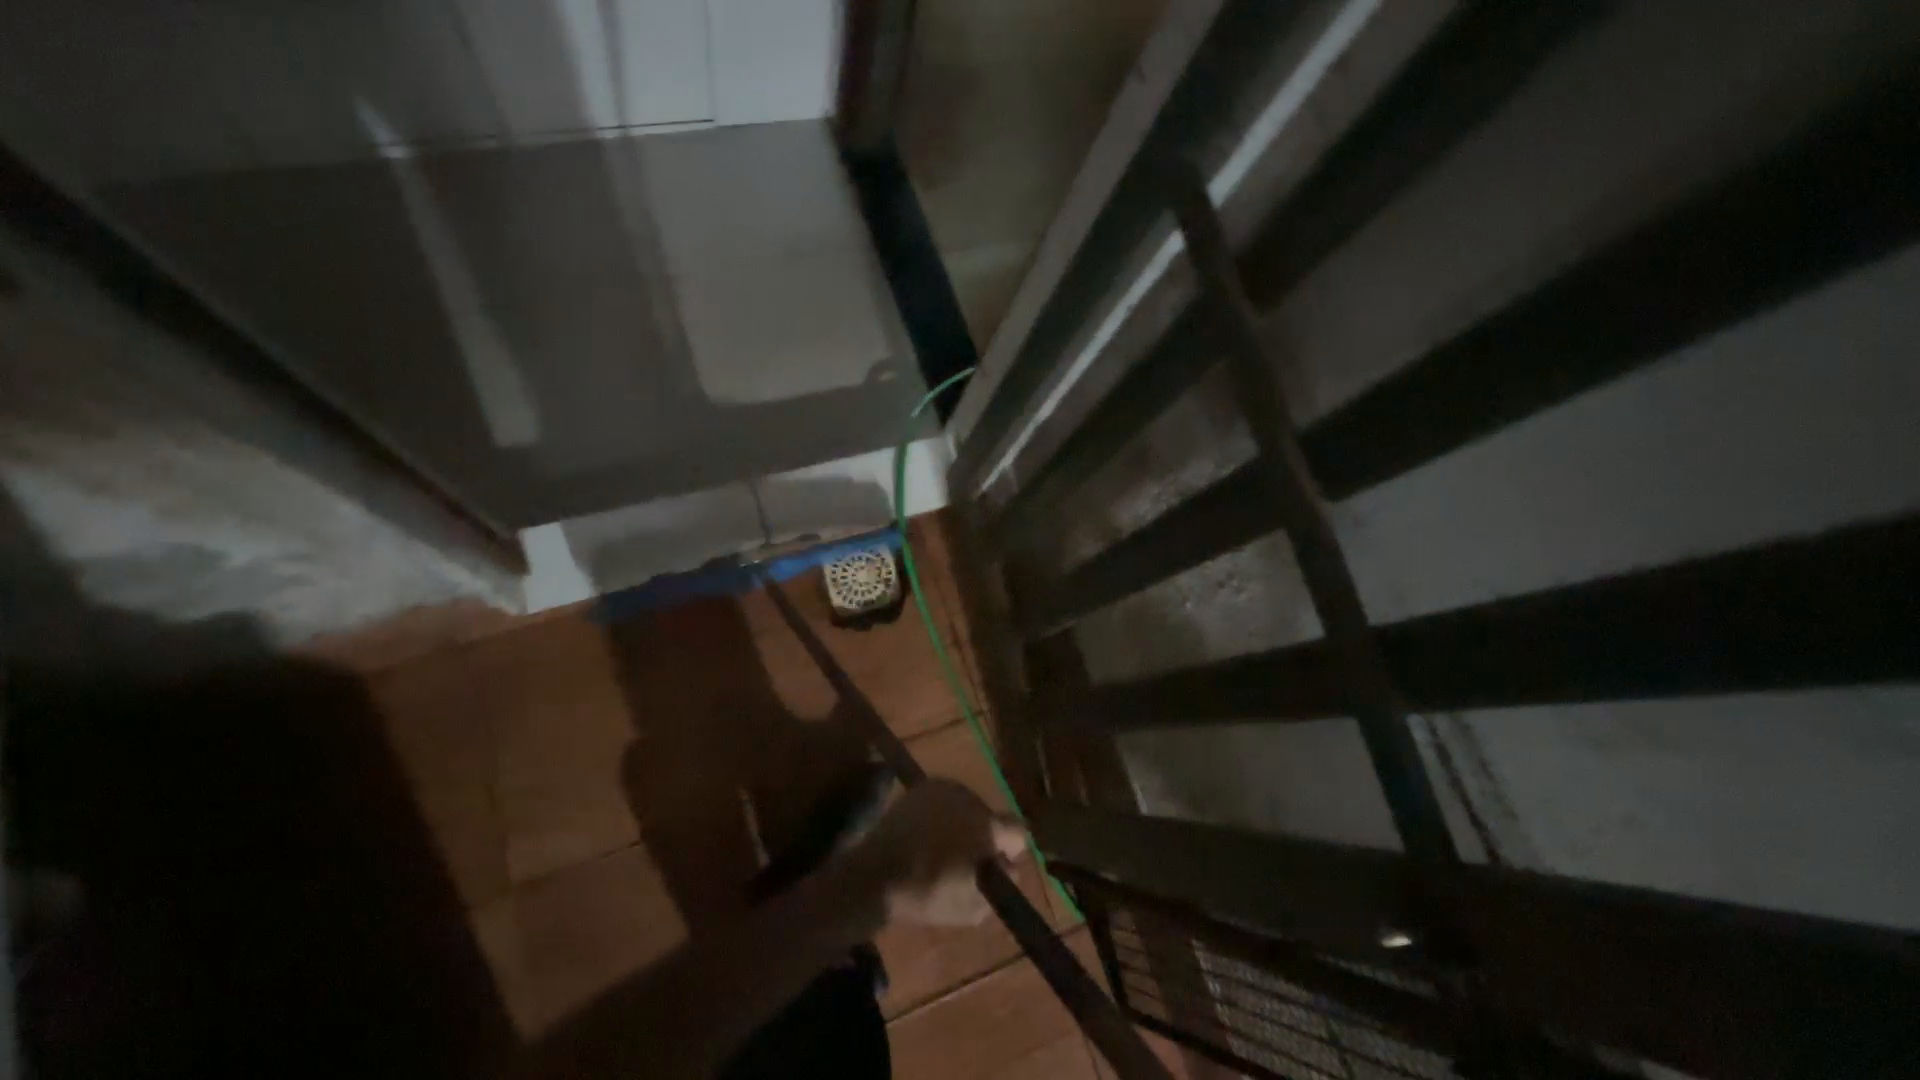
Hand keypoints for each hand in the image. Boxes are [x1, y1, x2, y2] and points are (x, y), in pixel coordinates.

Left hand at [853, 779, 1026, 926]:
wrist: (874, 876)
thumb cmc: (927, 893)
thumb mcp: (974, 906)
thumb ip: (1000, 884)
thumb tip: (1007, 868)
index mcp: (986, 824)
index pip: (1017, 830)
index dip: (1011, 849)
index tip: (998, 865)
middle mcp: (968, 797)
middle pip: (989, 816)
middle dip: (984, 835)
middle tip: (968, 860)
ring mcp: (940, 789)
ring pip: (965, 806)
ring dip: (962, 823)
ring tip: (944, 848)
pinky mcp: (918, 790)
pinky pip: (942, 802)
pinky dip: (940, 816)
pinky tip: (927, 836)